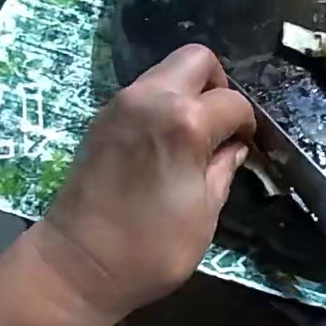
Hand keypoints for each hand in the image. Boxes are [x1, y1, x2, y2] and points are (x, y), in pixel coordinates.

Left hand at [26, 44, 253, 325]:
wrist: (78, 266)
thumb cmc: (152, 247)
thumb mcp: (206, 212)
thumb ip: (223, 168)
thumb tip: (234, 147)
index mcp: (184, 122)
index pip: (233, 102)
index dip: (247, 124)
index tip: (245, 146)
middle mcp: (151, 99)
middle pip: (197, 59)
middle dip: (218, 85)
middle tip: (219, 125)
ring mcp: (121, 104)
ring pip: (167, 71)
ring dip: (188, 93)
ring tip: (193, 137)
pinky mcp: (102, 117)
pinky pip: (144, 92)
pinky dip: (163, 105)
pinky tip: (165, 143)